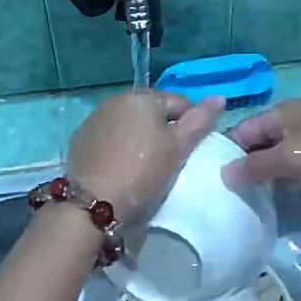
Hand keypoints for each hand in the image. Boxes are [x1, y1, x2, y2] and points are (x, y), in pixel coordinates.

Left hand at [67, 91, 223, 231]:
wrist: (93, 203)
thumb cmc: (143, 172)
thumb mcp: (178, 148)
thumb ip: (200, 121)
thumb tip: (219, 97)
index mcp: (142, 97)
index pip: (180, 102)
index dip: (191, 124)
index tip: (190, 151)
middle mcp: (115, 99)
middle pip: (152, 111)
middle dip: (164, 129)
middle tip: (170, 160)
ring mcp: (95, 118)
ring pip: (130, 123)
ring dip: (140, 136)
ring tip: (145, 165)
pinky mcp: (80, 138)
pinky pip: (110, 136)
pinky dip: (119, 146)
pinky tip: (121, 167)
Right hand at [222, 99, 300, 212]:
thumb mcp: (294, 156)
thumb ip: (257, 166)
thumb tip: (224, 175)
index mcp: (283, 112)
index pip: (243, 129)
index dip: (226, 150)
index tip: (207, 178)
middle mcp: (294, 125)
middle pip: (258, 145)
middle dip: (242, 166)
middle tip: (220, 196)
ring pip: (276, 162)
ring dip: (262, 180)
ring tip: (238, 204)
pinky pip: (295, 176)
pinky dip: (282, 187)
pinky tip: (269, 205)